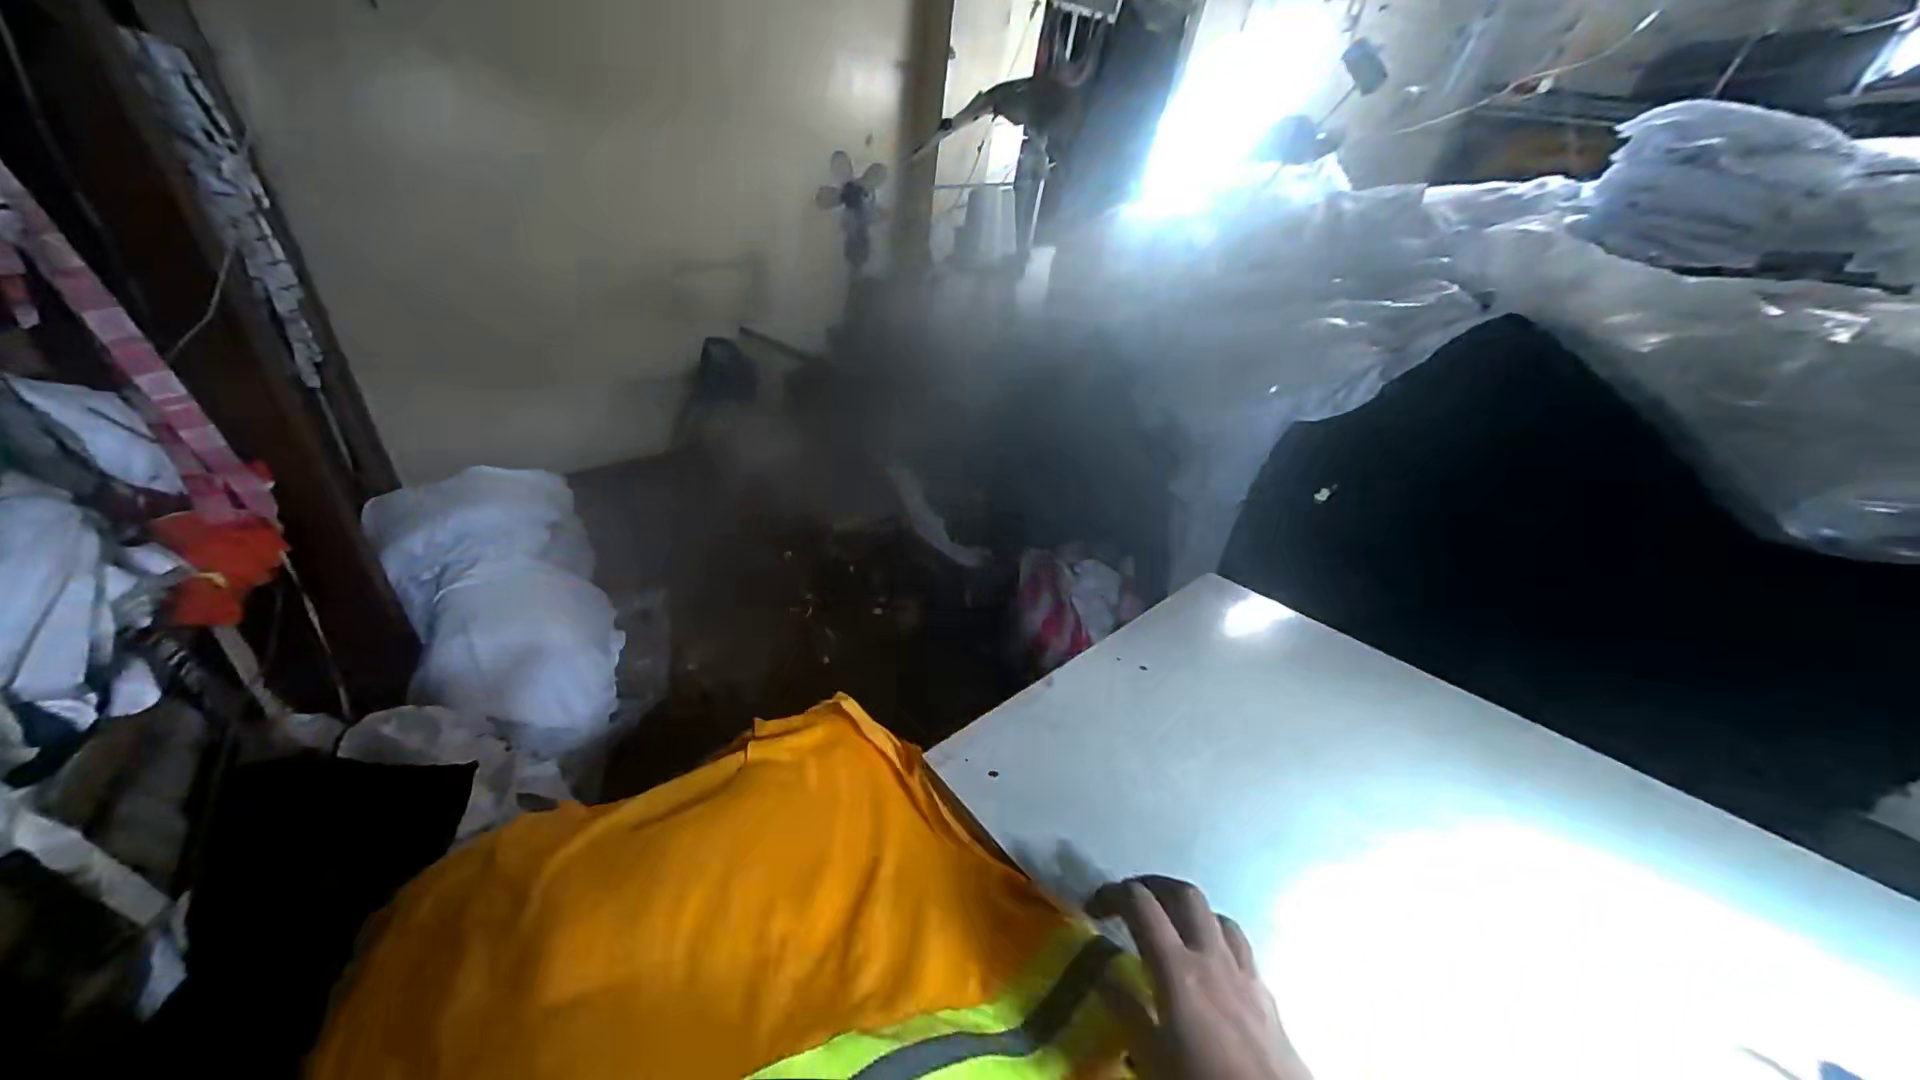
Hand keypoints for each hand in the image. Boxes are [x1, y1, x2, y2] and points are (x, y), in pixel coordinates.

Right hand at [1088, 876, 1311, 1079]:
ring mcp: (1244, 972)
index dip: (1113, 893)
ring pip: (1216, 914)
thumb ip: (1127, 1012)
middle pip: (1184, 894)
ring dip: (1188, 909)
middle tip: (1131, 902)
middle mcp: (1212, 957)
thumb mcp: (1152, 1062)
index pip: (1141, 904)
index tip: (1094, 906)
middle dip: (1154, 886)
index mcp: (1177, 969)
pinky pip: (1239, 946)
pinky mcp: (1267, 994)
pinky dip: (1216, 939)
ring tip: (1170, 927)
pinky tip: (1209, 965)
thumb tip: (1104, 975)